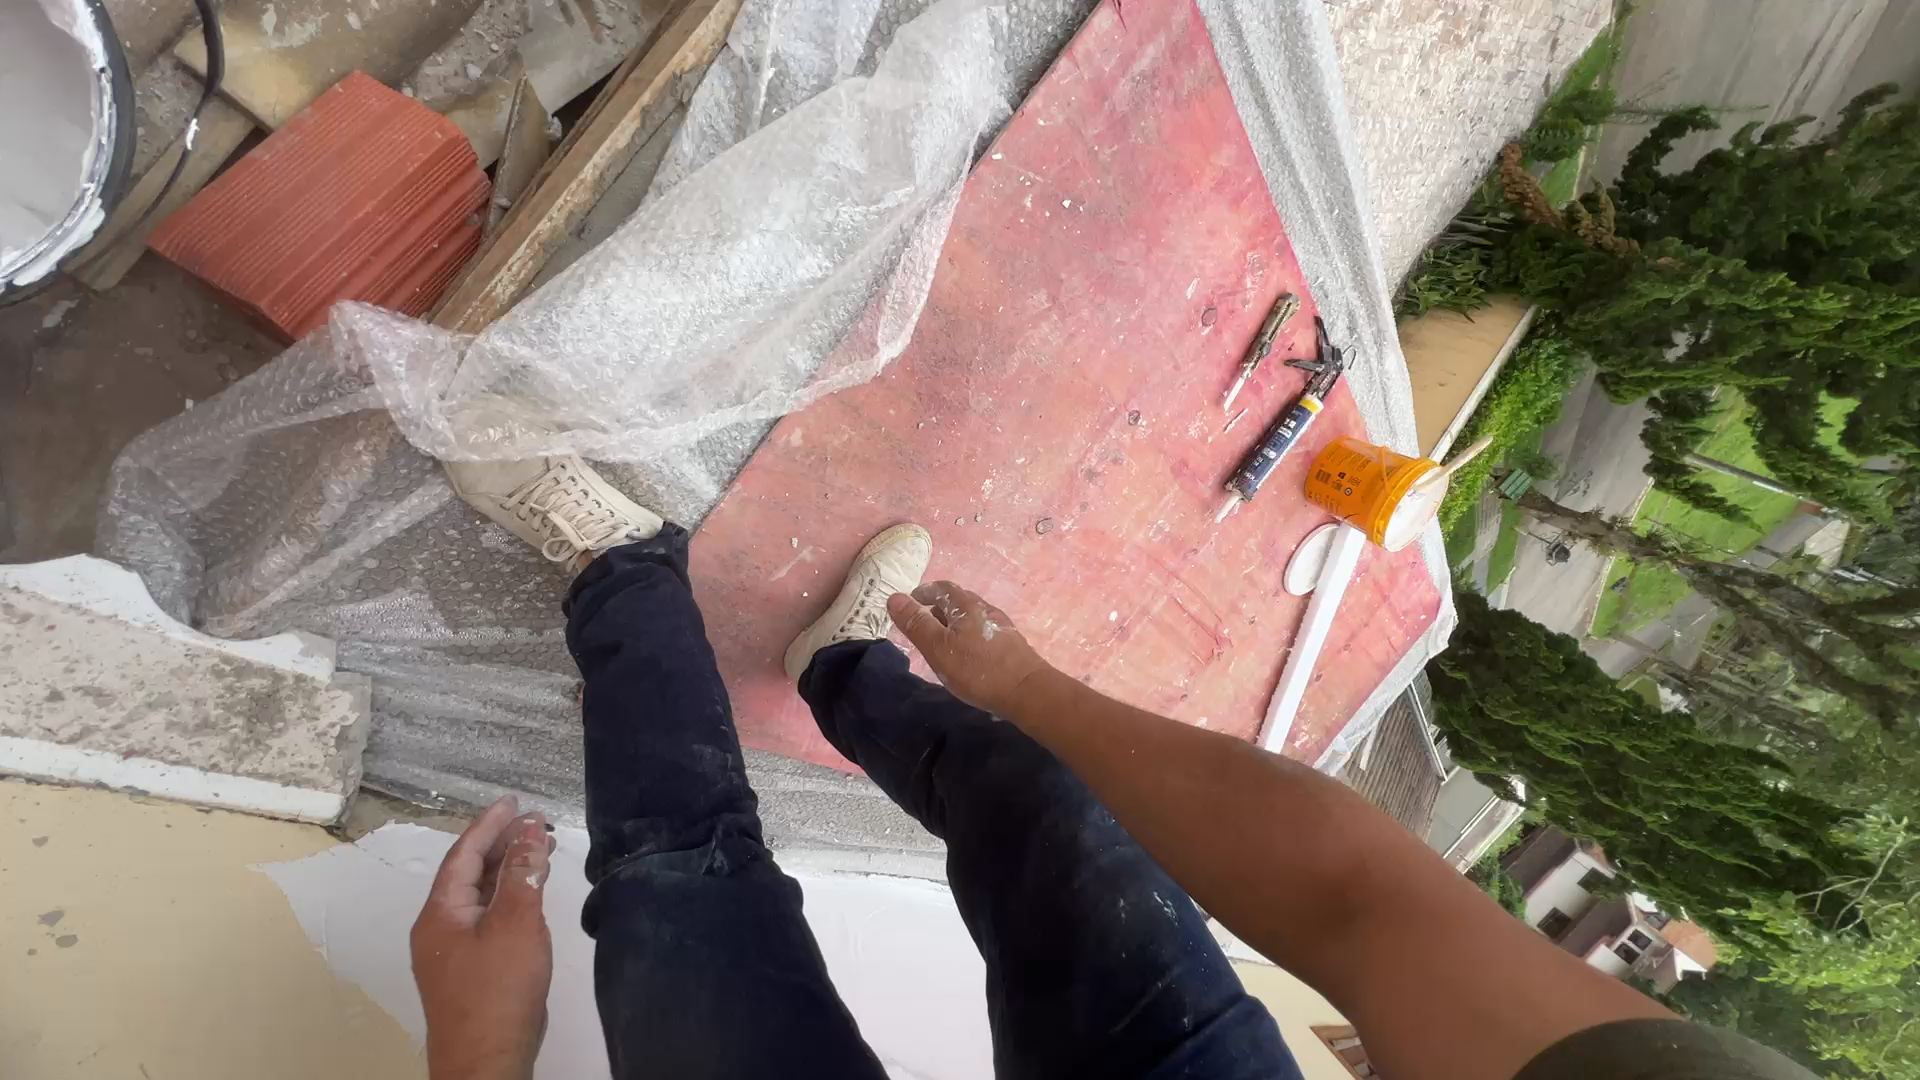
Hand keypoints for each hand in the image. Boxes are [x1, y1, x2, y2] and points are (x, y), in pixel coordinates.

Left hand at [411, 796, 555, 1079]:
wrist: (487, 1061)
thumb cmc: (499, 987)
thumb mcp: (516, 921)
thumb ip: (522, 872)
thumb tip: (528, 829)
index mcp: (440, 914)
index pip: (463, 855)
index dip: (489, 824)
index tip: (512, 800)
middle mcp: (440, 928)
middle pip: (469, 872)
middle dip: (502, 842)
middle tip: (536, 820)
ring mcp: (454, 950)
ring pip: (481, 893)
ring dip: (509, 866)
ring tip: (542, 846)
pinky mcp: (473, 966)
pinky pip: (490, 912)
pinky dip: (511, 891)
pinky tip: (533, 889)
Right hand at [887, 581, 1051, 714]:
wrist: (1027, 691)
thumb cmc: (977, 670)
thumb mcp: (938, 648)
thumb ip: (916, 624)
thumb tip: (894, 597)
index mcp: (966, 605)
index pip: (942, 588)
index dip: (924, 591)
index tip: (912, 601)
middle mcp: (985, 609)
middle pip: (958, 600)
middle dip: (938, 607)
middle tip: (923, 622)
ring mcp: (1001, 625)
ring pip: (972, 616)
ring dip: (954, 621)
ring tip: (942, 640)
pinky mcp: (1010, 643)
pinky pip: (982, 630)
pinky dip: (968, 634)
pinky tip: (967, 654)